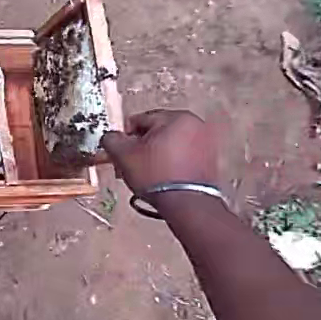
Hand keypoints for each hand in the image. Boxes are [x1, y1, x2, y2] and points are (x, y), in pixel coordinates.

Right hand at [100, 110, 220, 194]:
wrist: (186, 202)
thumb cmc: (155, 174)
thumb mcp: (123, 154)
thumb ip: (111, 139)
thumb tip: (110, 136)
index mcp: (176, 117)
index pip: (140, 119)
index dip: (125, 135)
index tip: (118, 150)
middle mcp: (195, 125)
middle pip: (156, 131)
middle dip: (139, 146)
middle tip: (128, 163)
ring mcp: (206, 142)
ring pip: (169, 143)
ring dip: (153, 154)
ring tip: (142, 172)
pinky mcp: (210, 159)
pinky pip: (182, 154)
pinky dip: (169, 161)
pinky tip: (158, 175)